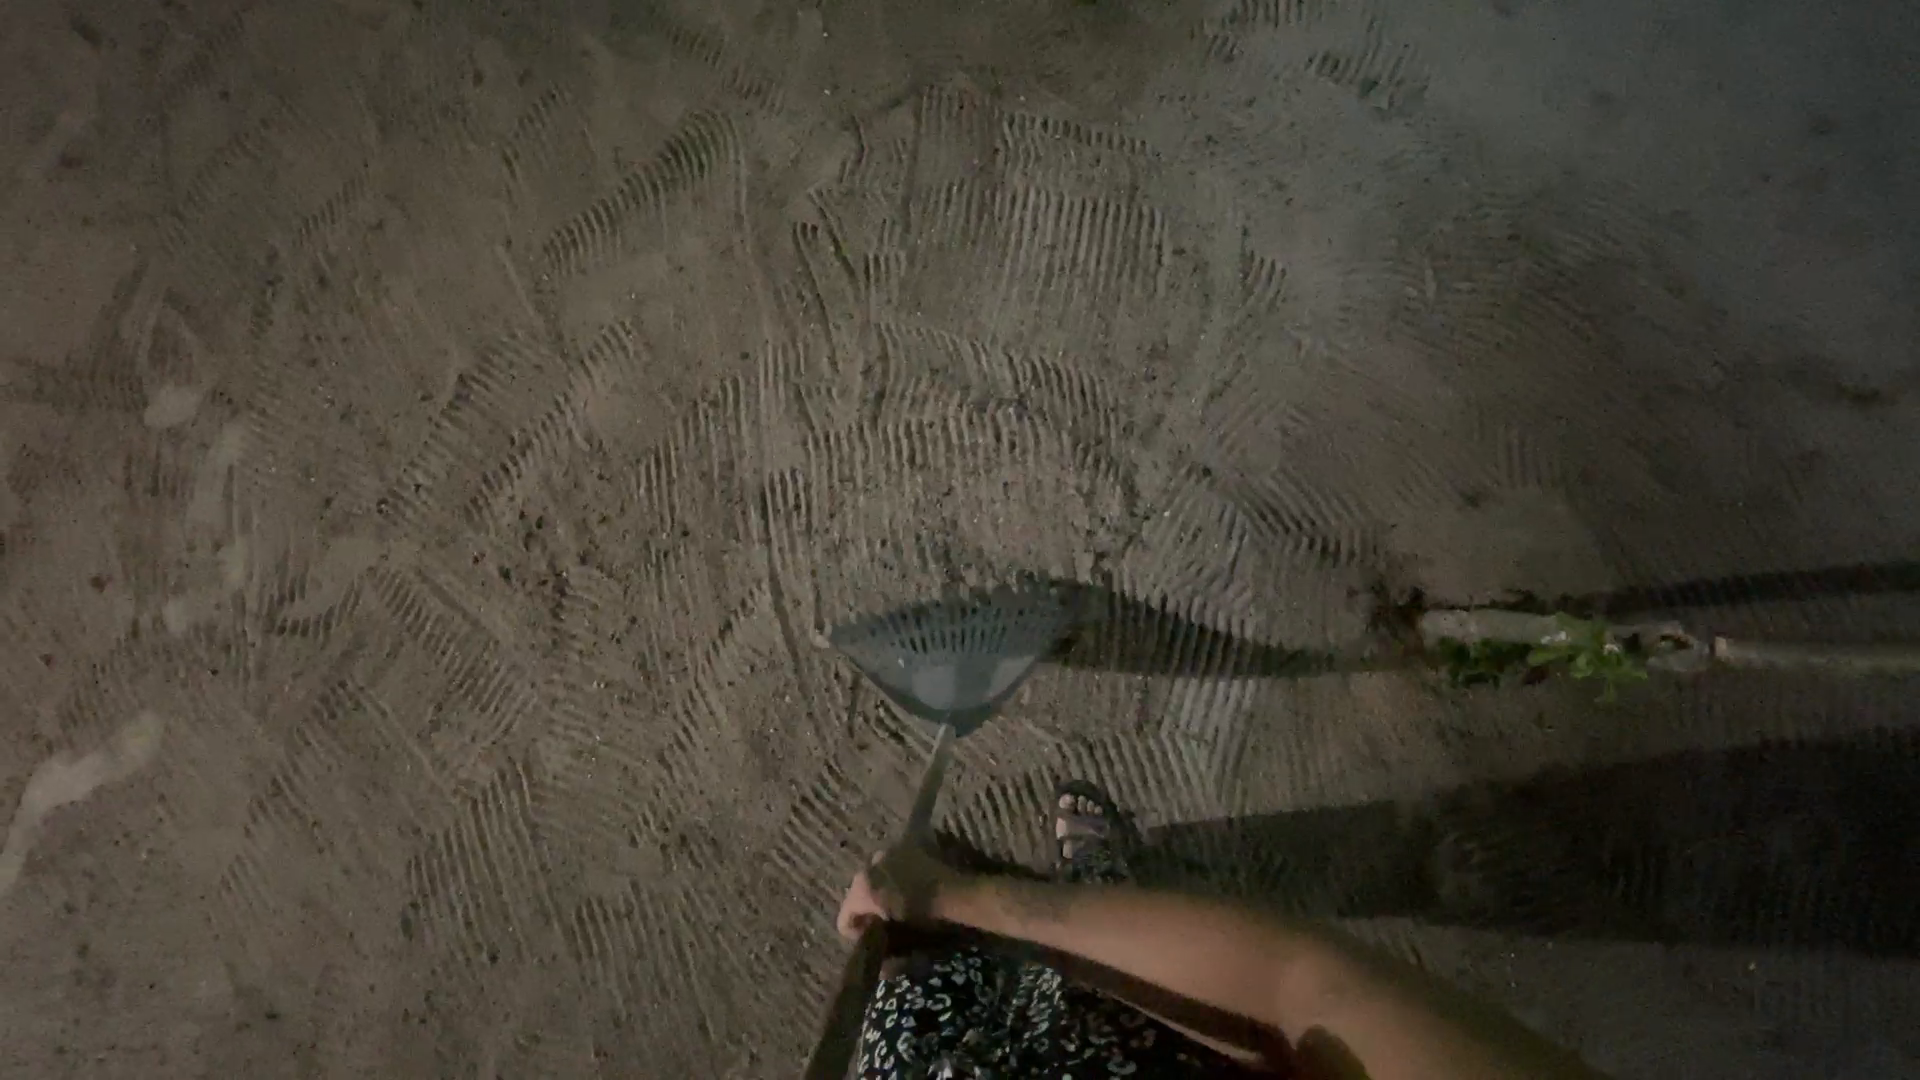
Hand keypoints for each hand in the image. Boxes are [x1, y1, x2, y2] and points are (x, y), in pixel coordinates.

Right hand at [834, 838, 963, 941]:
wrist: (955, 892)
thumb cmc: (926, 919)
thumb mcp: (902, 941)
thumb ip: (884, 953)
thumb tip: (879, 969)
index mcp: (862, 889)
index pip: (845, 917)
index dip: (855, 934)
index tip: (871, 943)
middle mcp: (869, 866)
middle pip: (857, 895)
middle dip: (867, 911)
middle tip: (884, 925)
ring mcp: (887, 853)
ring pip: (872, 879)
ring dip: (879, 893)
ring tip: (896, 906)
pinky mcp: (904, 846)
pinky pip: (889, 866)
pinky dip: (893, 878)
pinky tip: (908, 888)